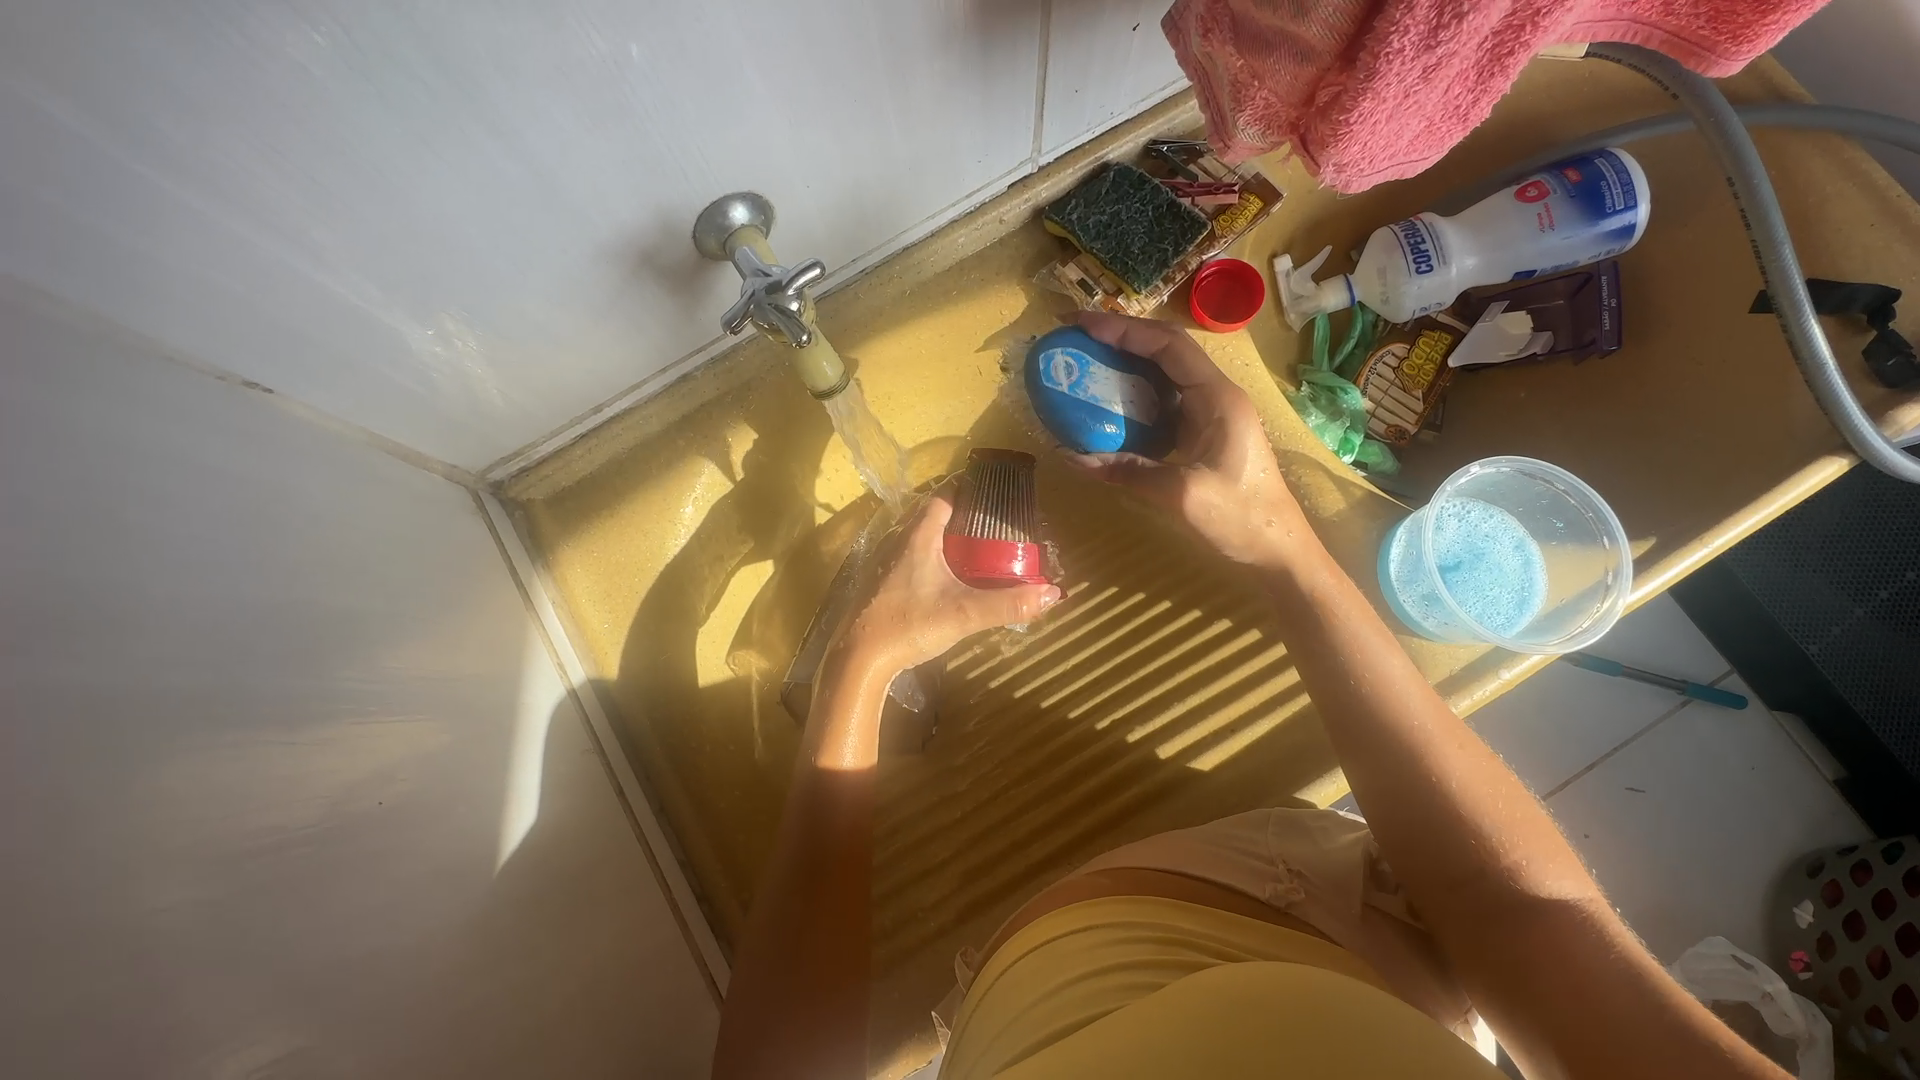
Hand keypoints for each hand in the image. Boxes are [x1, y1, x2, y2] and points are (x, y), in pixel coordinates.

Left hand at [832, 487, 1063, 678]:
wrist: (858, 658)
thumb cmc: (910, 625)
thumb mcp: (964, 614)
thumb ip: (1009, 604)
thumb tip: (1053, 593)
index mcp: (918, 537)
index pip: (942, 497)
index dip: (965, 490)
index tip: (990, 493)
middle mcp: (897, 542)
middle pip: (929, 516)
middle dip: (958, 516)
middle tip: (989, 525)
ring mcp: (883, 564)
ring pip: (916, 539)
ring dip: (941, 539)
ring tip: (970, 549)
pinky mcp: (878, 586)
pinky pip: (906, 559)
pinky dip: (926, 560)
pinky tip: (940, 580)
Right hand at [1061, 311, 1311, 569]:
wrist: (1278, 550)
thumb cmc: (1241, 518)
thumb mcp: (1181, 495)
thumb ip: (1128, 470)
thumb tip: (1072, 456)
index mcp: (1217, 397)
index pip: (1168, 346)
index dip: (1124, 330)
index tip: (1082, 325)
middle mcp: (1215, 395)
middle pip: (1166, 350)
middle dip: (1122, 337)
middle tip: (1077, 336)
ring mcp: (1211, 413)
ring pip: (1165, 373)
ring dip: (1127, 362)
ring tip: (1086, 359)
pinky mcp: (1204, 432)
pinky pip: (1165, 401)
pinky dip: (1134, 394)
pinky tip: (1108, 401)